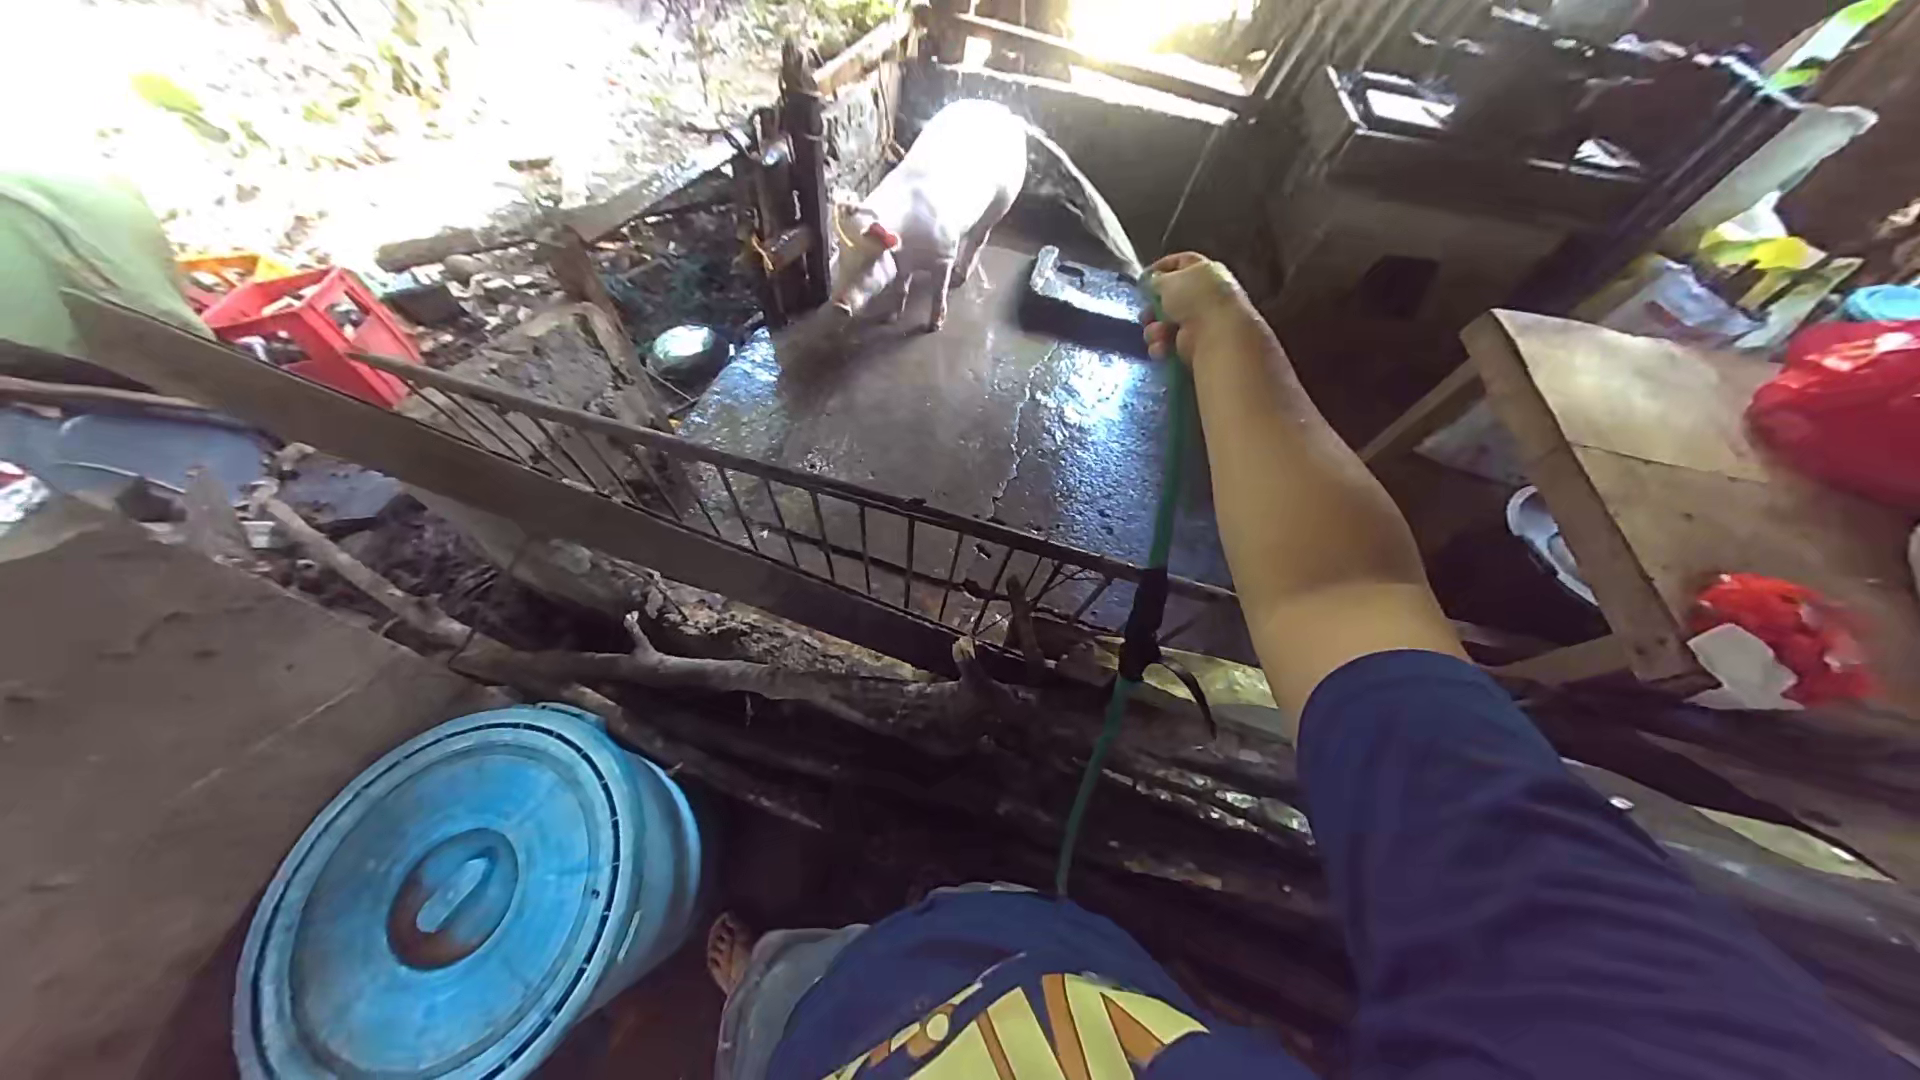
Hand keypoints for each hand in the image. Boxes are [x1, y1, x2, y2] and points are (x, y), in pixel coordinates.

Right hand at [1141, 253, 1256, 363]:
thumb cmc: (1194, 299)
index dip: (1161, 267)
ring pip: (1163, 324)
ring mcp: (1198, 322)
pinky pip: (1167, 343)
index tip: (1142, 278)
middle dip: (1152, 308)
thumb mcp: (1170, 281)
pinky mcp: (1191, 346)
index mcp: (1203, 272)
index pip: (1182, 262)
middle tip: (1145, 314)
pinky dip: (1162, 346)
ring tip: (1159, 333)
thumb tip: (1152, 282)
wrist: (1215, 334)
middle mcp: (1202, 296)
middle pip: (1168, 298)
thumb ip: (1156, 279)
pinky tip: (1164, 348)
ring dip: (1154, 330)